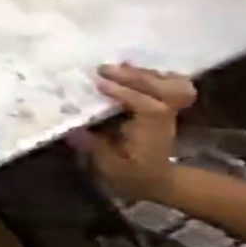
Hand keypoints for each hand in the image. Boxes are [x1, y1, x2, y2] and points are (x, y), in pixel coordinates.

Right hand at [65, 63, 195, 201]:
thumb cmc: (132, 174)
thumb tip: (70, 129)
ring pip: (175, 86)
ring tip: (117, 67)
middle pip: (168, 92)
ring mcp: (170, 113)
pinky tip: (132, 71)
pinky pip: (173, 85)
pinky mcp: (166, 107)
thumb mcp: (110, 167)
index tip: (98, 84)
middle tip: (103, 69)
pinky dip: (156, 75)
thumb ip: (94, 147)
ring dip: (146, 73)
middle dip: (137, 77)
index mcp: (151, 135)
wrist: (162, 180)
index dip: (128, 94)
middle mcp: (165, 121)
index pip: (152, 109)